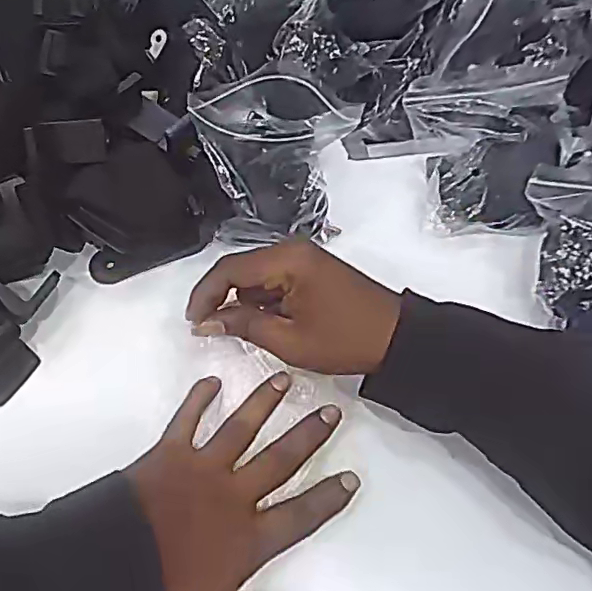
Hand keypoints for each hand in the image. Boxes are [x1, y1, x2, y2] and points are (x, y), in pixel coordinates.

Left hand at [128, 374, 358, 590]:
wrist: (105, 573)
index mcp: (247, 540)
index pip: (300, 515)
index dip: (328, 498)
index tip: (351, 477)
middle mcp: (231, 497)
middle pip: (279, 461)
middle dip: (308, 436)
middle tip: (332, 413)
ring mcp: (199, 470)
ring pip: (240, 430)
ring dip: (263, 404)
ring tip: (284, 379)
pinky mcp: (167, 454)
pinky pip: (187, 420)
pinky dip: (199, 399)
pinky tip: (211, 381)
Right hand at [185, 239, 402, 375]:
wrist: (398, 338)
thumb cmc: (348, 339)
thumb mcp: (288, 340)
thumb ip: (242, 326)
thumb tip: (206, 322)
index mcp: (287, 260)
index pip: (229, 269)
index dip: (204, 294)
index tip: (193, 320)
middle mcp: (292, 250)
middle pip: (238, 269)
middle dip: (219, 297)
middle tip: (205, 326)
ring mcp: (302, 258)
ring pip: (253, 276)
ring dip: (239, 300)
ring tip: (232, 329)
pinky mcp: (309, 269)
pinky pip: (271, 280)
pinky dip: (259, 300)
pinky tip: (257, 322)